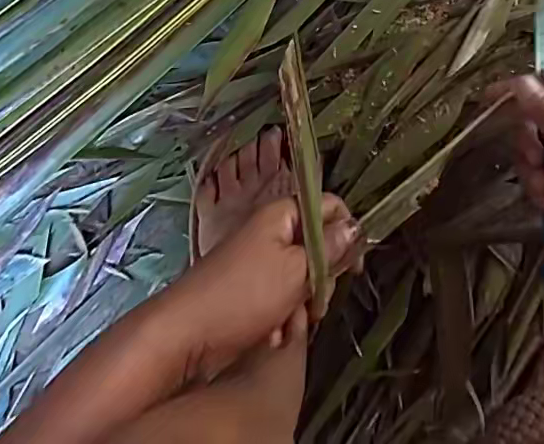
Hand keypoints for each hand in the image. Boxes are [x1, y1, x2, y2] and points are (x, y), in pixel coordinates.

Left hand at [157, 194, 355, 381]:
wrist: (185, 336)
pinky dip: (282, 316)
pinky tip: (274, 336)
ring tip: (292, 324)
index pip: (329, 207)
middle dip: (323, 277)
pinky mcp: (249, 290)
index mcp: (282, 213)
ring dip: (302, 303)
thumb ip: (331, 249)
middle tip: (318, 303)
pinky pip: (280, 296)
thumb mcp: (297, 270)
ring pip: (301, 276)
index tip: (356, 266)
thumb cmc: (244, 294)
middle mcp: (271, 231)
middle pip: (317, 244)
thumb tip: (358, 227)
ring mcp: (259, 261)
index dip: (348, 231)